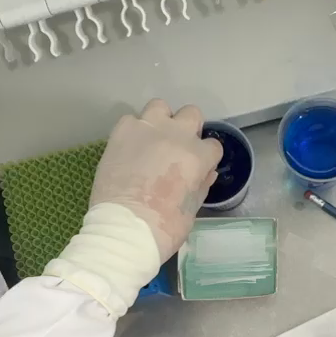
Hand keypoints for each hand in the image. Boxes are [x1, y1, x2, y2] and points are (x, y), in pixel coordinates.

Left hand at [89, 100, 222, 261]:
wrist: (125, 229)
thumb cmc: (164, 228)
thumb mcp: (192, 210)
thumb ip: (200, 185)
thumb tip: (205, 173)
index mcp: (198, 156)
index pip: (213, 146)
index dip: (206, 158)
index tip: (196, 169)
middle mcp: (176, 135)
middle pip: (192, 114)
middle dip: (188, 130)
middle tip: (176, 150)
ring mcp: (148, 129)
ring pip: (160, 107)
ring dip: (160, 121)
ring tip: (152, 141)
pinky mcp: (122, 132)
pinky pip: (131, 120)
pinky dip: (133, 131)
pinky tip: (130, 148)